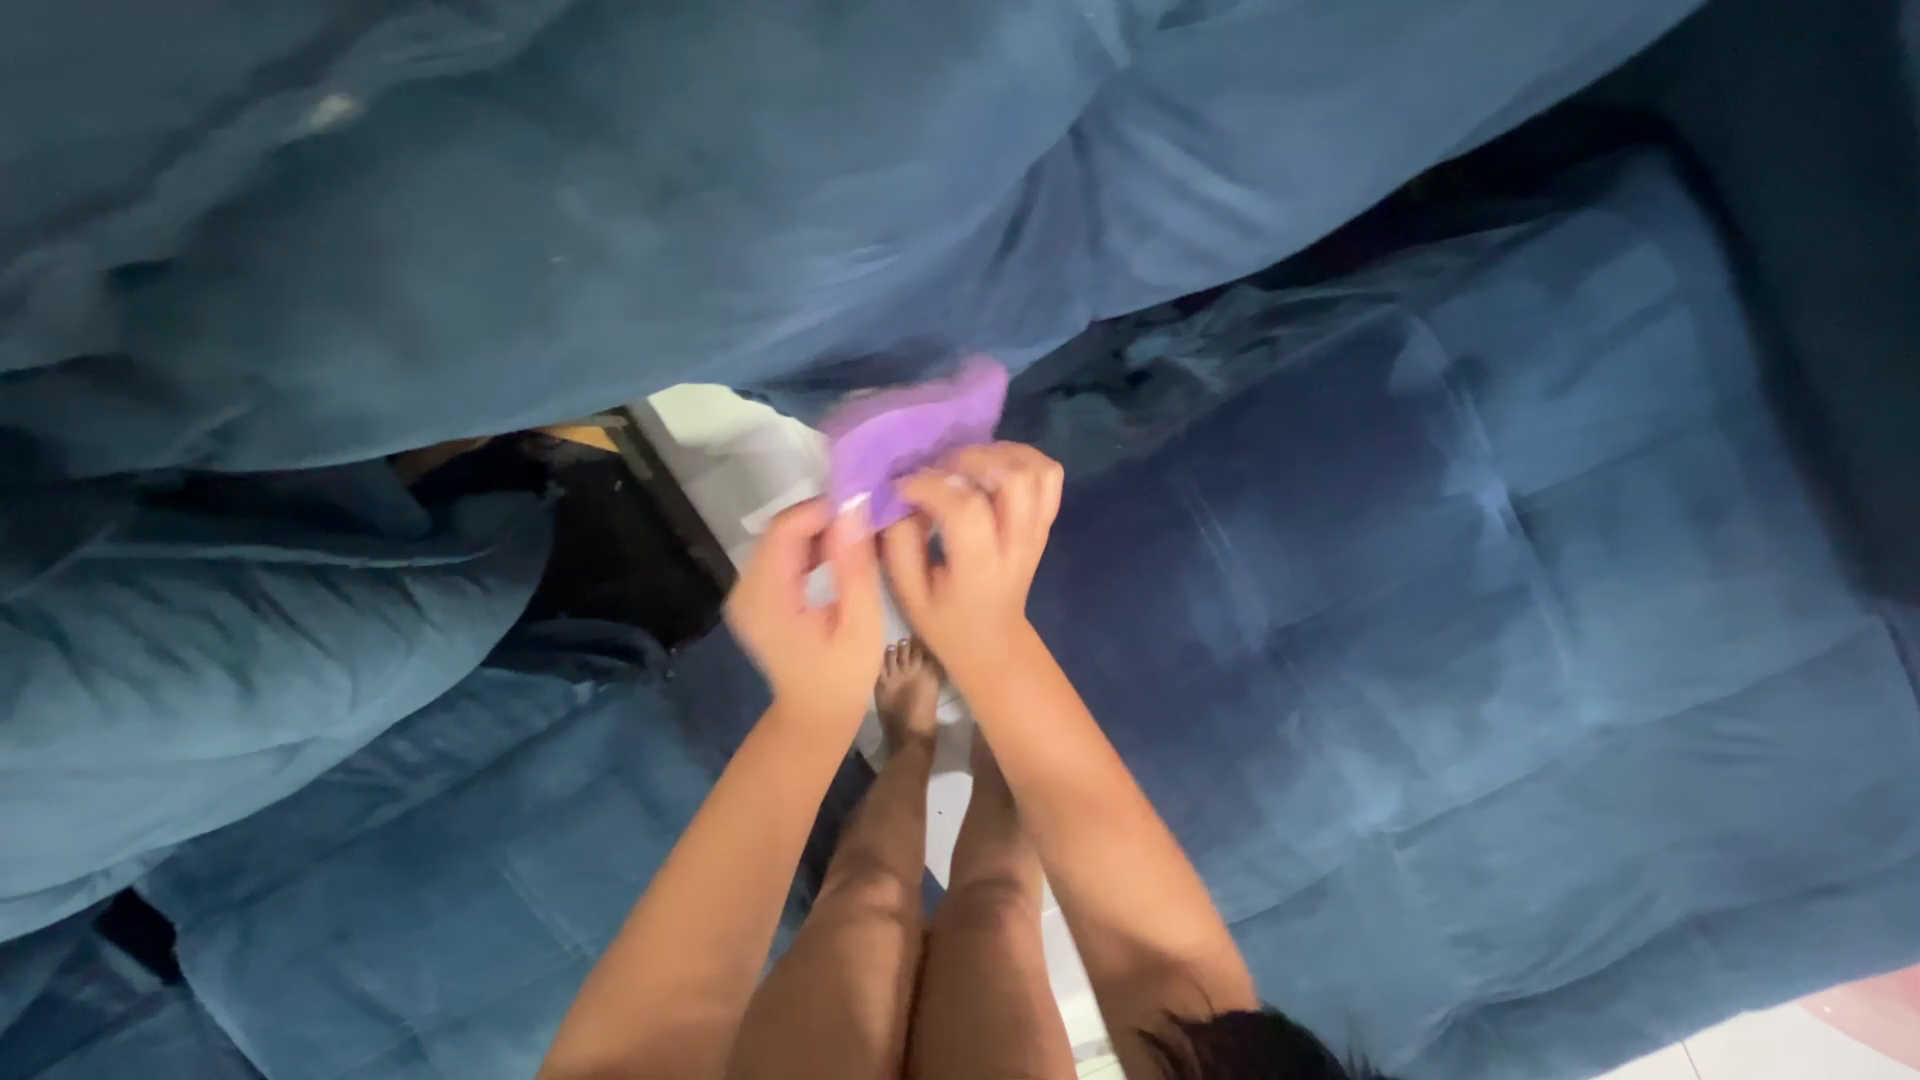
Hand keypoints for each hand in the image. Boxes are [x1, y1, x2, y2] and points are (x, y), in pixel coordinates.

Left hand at [726, 497, 885, 735]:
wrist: (815, 715)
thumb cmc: (843, 677)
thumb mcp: (861, 623)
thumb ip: (855, 567)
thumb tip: (854, 510)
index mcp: (765, 598)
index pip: (784, 530)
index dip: (821, 510)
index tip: (863, 508)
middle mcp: (744, 590)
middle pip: (780, 531)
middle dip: (823, 518)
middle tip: (866, 520)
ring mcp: (746, 594)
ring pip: (781, 540)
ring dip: (819, 532)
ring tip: (859, 535)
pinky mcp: (756, 597)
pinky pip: (782, 557)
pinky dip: (810, 549)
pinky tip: (840, 554)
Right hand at [880, 442, 1064, 679]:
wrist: (993, 640)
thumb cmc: (944, 619)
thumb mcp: (907, 593)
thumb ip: (899, 543)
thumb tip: (900, 496)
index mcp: (979, 570)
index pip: (966, 510)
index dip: (930, 486)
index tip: (903, 487)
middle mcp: (1016, 545)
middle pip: (1013, 480)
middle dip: (969, 461)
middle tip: (939, 469)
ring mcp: (1037, 531)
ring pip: (1036, 471)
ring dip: (999, 453)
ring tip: (966, 462)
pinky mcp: (1044, 523)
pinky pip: (1049, 475)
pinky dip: (1023, 458)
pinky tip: (993, 463)